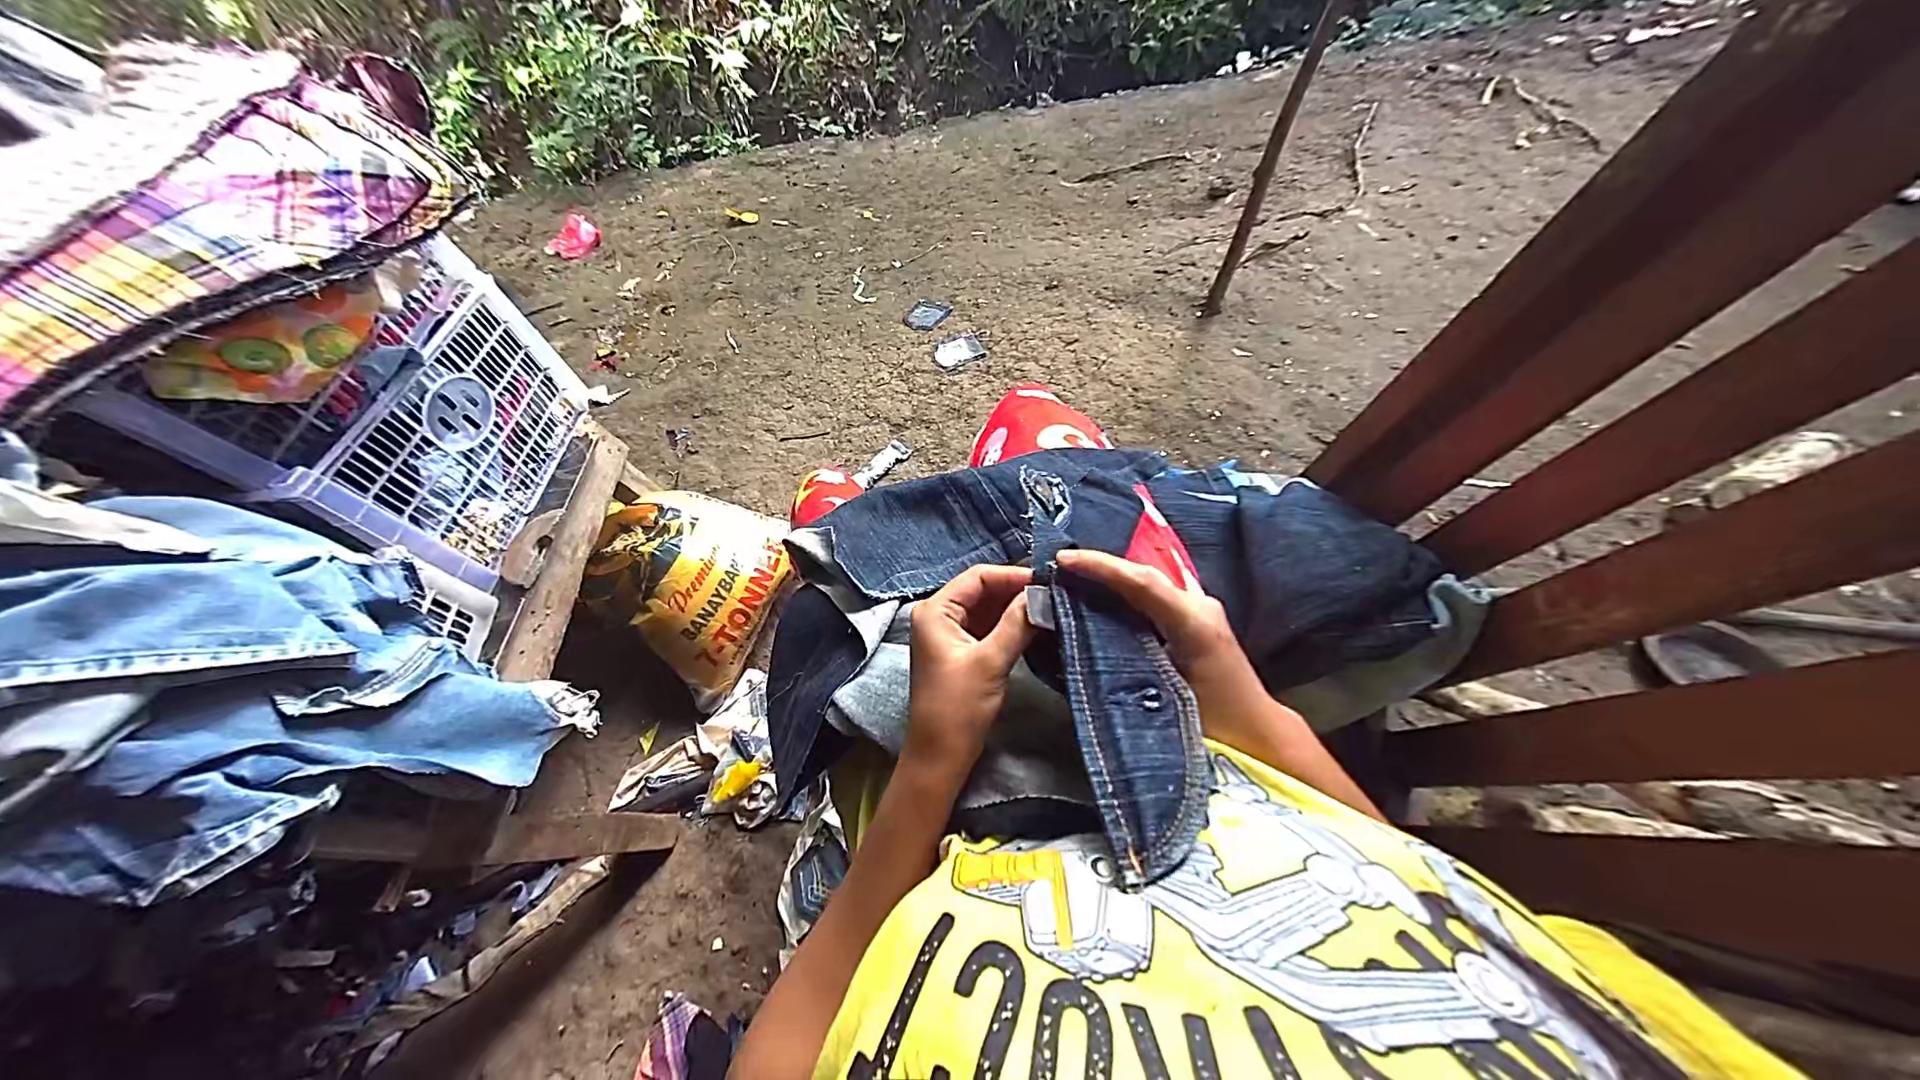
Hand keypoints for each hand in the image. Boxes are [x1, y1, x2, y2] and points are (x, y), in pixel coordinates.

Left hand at [905, 565, 1036, 782]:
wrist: (940, 755)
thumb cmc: (958, 707)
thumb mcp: (990, 662)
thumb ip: (1016, 624)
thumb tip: (1043, 594)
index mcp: (935, 611)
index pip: (978, 577)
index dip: (1013, 576)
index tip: (1048, 582)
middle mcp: (939, 615)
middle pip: (983, 590)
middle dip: (1017, 591)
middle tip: (1055, 595)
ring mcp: (950, 633)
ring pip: (988, 608)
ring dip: (1016, 608)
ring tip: (1051, 608)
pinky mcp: (962, 650)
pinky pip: (988, 626)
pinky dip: (1010, 625)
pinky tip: (1036, 625)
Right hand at [1054, 548, 1273, 735]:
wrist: (1257, 737)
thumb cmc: (1214, 726)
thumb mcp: (1165, 700)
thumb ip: (1126, 670)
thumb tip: (1082, 649)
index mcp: (1195, 624)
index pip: (1143, 583)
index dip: (1101, 567)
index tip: (1064, 560)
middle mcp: (1199, 607)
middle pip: (1144, 575)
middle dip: (1100, 565)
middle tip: (1059, 567)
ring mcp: (1200, 610)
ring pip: (1147, 583)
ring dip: (1111, 576)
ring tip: (1072, 576)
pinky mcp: (1195, 619)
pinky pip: (1152, 596)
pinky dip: (1123, 591)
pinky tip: (1100, 596)